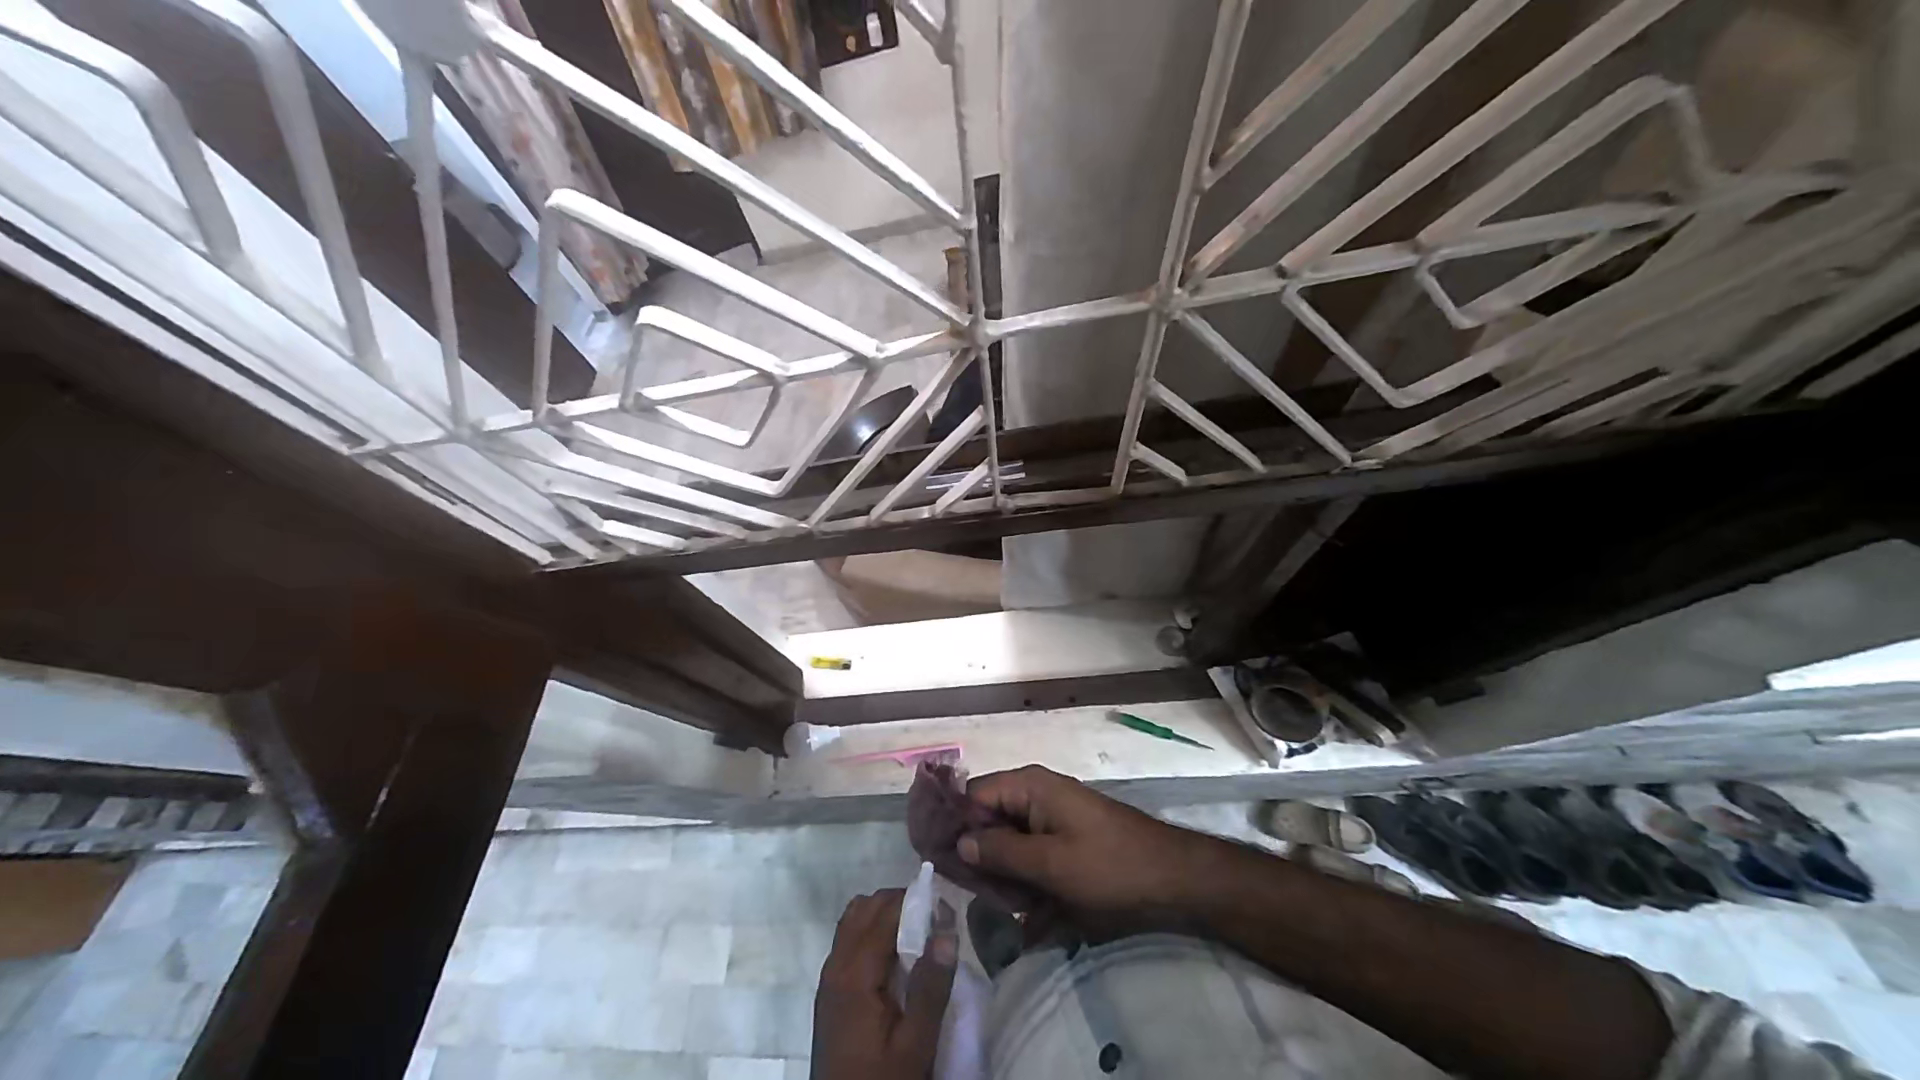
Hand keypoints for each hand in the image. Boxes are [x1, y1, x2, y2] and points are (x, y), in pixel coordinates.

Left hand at [812, 889, 956, 1079]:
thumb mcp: (915, 1043)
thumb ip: (931, 986)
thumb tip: (947, 929)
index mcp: (854, 972)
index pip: (885, 911)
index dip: (916, 900)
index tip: (945, 906)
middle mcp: (835, 964)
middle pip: (866, 906)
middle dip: (900, 903)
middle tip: (934, 920)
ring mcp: (828, 976)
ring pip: (854, 919)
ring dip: (884, 915)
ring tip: (917, 934)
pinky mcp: (830, 990)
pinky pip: (848, 938)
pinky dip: (871, 931)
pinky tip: (895, 955)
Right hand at [958, 765, 1227, 920]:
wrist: (1171, 878)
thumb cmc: (1108, 864)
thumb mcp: (1049, 863)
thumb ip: (1000, 852)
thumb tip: (958, 843)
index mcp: (1028, 786)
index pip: (972, 795)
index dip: (954, 825)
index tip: (939, 862)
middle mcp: (1034, 795)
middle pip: (987, 821)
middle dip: (982, 859)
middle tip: (981, 896)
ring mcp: (1050, 818)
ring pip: (1007, 844)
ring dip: (1006, 877)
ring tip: (1014, 909)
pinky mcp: (1063, 841)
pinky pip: (1030, 857)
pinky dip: (1027, 882)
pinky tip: (1032, 916)